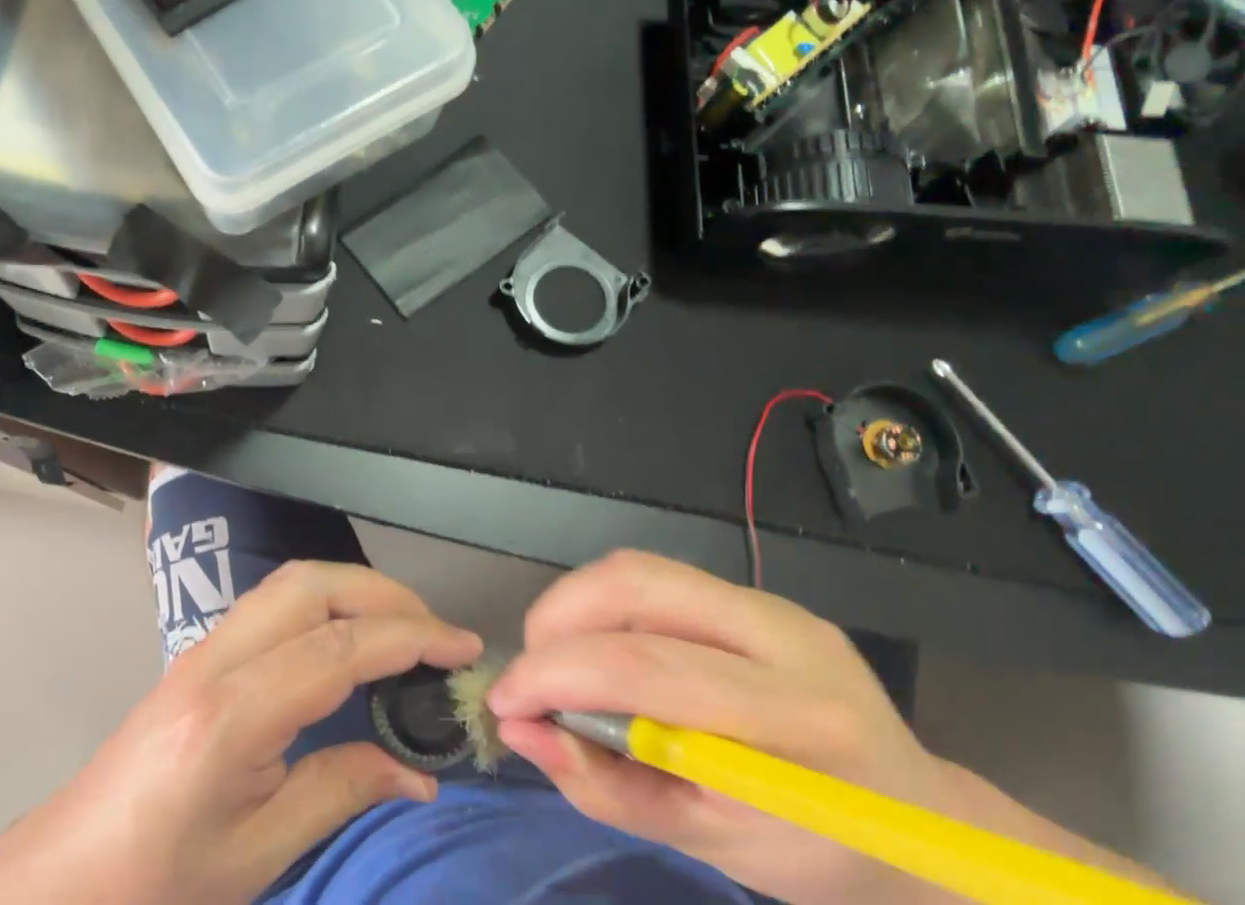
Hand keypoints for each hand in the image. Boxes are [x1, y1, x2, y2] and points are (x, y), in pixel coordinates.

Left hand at [0, 561, 482, 904]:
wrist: (76, 862)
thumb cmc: (163, 871)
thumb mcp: (260, 851)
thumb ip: (341, 794)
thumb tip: (419, 774)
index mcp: (230, 715)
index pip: (336, 648)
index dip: (409, 639)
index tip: (462, 648)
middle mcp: (213, 661)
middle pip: (310, 587)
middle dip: (385, 596)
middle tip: (437, 634)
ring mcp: (200, 650)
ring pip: (288, 584)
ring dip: (354, 592)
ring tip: (405, 630)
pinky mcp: (197, 655)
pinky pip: (271, 605)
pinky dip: (324, 604)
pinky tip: (349, 639)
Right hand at [487, 551, 956, 904]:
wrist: (916, 824)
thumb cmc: (812, 852)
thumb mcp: (704, 843)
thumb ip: (605, 786)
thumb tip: (521, 730)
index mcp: (792, 720)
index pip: (647, 669)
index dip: (556, 677)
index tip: (506, 706)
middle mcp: (786, 638)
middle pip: (636, 586)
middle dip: (555, 624)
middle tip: (529, 680)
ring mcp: (775, 607)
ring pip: (639, 569)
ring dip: (573, 607)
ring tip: (558, 664)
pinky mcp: (760, 597)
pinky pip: (658, 578)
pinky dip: (604, 607)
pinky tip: (603, 653)